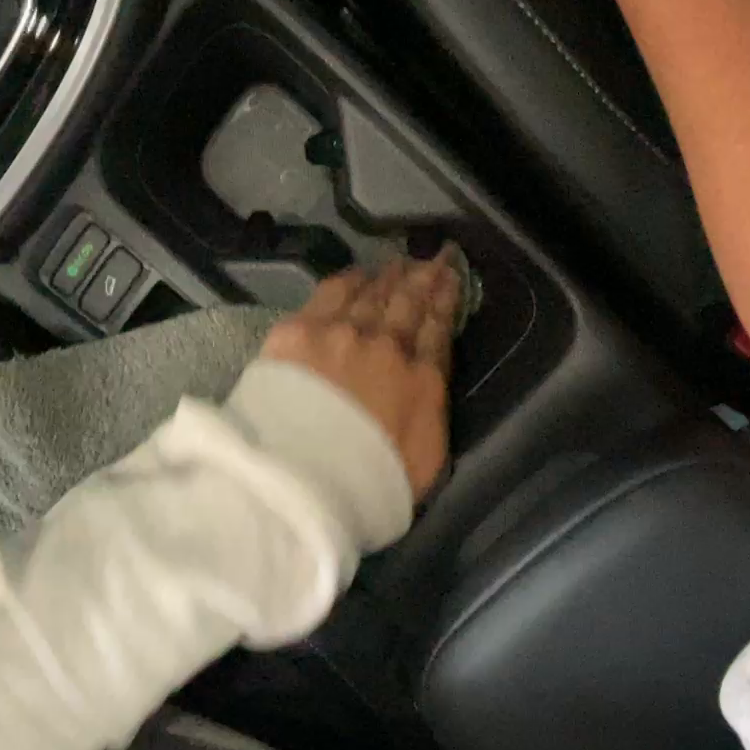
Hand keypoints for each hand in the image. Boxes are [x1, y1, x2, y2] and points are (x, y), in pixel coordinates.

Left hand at [258, 248, 462, 499]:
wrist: (301, 484)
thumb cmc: (369, 488)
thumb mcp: (426, 464)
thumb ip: (433, 419)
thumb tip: (430, 386)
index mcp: (422, 384)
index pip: (437, 334)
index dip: (446, 303)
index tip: (451, 281)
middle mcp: (387, 347)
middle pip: (408, 306)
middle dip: (423, 281)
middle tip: (432, 261)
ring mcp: (341, 335)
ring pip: (370, 295)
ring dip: (388, 277)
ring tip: (397, 265)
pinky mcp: (298, 333)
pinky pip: (329, 293)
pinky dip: (348, 280)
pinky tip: (355, 275)